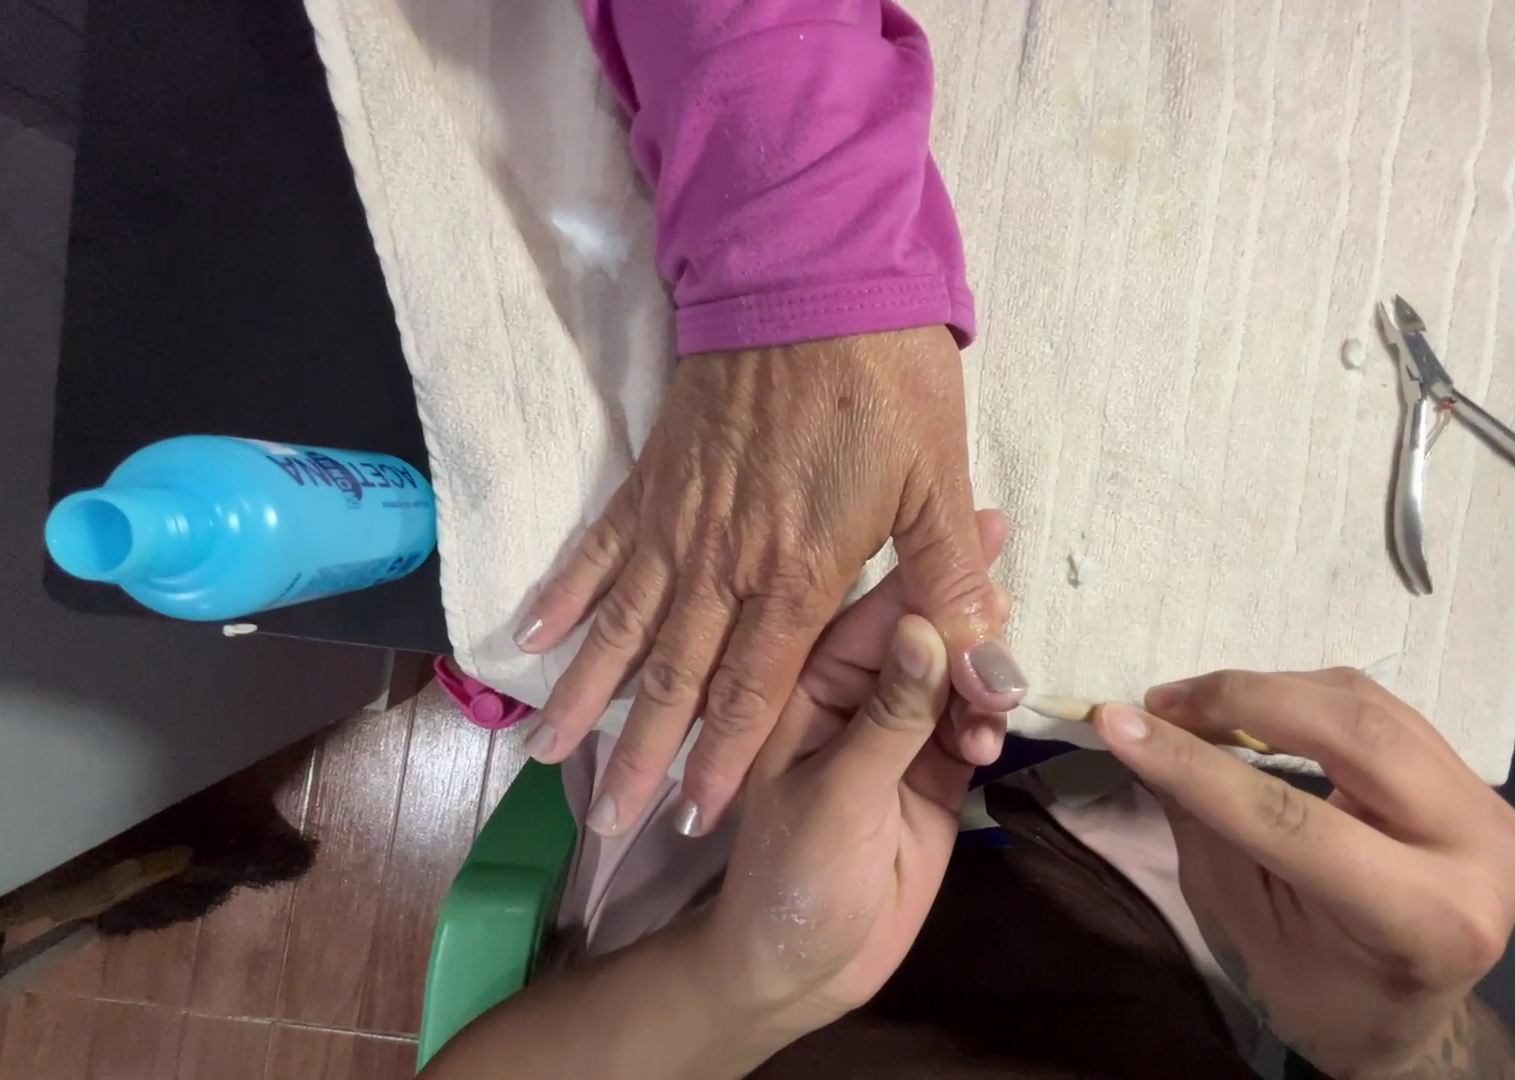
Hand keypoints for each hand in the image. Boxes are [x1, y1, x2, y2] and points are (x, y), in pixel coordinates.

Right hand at [514, 328, 1022, 839]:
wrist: (810, 276)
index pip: (755, 690)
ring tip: (547, 751)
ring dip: (586, 695)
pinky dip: (564, 595)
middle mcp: (725, 562)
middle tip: (606, 819)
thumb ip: (952, 580)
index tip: (692, 818)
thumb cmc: (883, 379)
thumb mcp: (938, 478)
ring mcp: (678, 521)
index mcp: (799, 573)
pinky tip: (529, 637)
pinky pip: (599, 548)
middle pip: (678, 676)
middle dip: (644, 754)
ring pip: (625, 625)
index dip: (724, 760)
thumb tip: (985, 668)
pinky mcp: (653, 478)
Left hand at [691, 510, 1009, 1039]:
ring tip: (992, 702)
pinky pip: (970, 730)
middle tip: (1005, 616)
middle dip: (966, 628)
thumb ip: (889, 717)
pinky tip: (987, 744)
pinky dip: (986, 729)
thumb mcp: (838, 794)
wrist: (805, 970)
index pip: (876, 616)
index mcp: (813, 685)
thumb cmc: (793, 877)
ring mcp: (901, 733)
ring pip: (954, 681)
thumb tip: (929, 627)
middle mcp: (859, 696)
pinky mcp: (935, 771)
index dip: (928, 575)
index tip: (982, 529)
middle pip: (924, 639)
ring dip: (980, 683)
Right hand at [1092, 671, 1514, 1078]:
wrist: (1397, 1014)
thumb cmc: (1304, 979)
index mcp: (1420, 919)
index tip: (1114, 721)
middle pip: (1353, 732)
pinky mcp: (1470, 778)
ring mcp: (1488, 809)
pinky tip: (1249, 708)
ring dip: (1263, 689)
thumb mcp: (1233, 911)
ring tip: (1193, 704)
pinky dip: (1296, 693)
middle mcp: (1480, 855)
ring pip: (1362, 703)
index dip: (1191, 761)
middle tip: (1160, 702)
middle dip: (1239, 699)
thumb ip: (1195, 816)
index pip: (1288, 817)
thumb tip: (1136, 731)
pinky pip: (1373, 705)